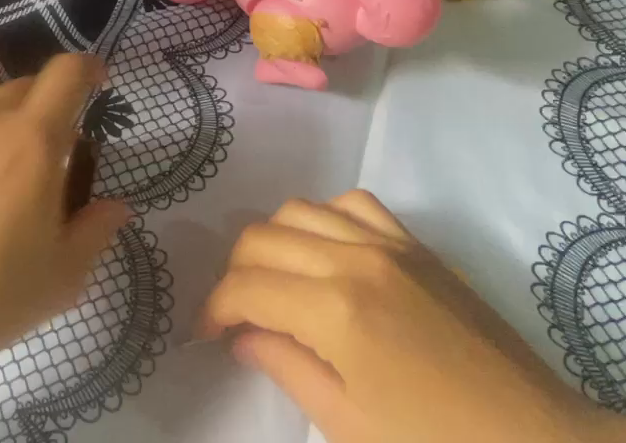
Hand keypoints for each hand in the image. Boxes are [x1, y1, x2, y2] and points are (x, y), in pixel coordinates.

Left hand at [0, 53, 129, 442]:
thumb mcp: (66, 273)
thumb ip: (96, 228)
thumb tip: (115, 207)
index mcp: (34, 138)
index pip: (67, 74)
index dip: (87, 68)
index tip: (97, 81)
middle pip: (25, 87)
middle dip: (45, 108)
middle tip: (45, 154)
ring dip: (0, 125)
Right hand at [200, 191, 625, 442]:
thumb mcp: (350, 424)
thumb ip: (286, 367)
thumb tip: (242, 337)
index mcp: (334, 309)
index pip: (246, 288)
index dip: (215, 310)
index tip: (208, 335)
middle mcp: (354, 259)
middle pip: (262, 239)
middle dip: (235, 275)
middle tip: (236, 315)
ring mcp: (389, 244)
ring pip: (299, 211)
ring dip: (272, 242)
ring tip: (274, 280)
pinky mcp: (417, 245)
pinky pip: (353, 204)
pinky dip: (323, 218)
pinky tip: (324, 250)